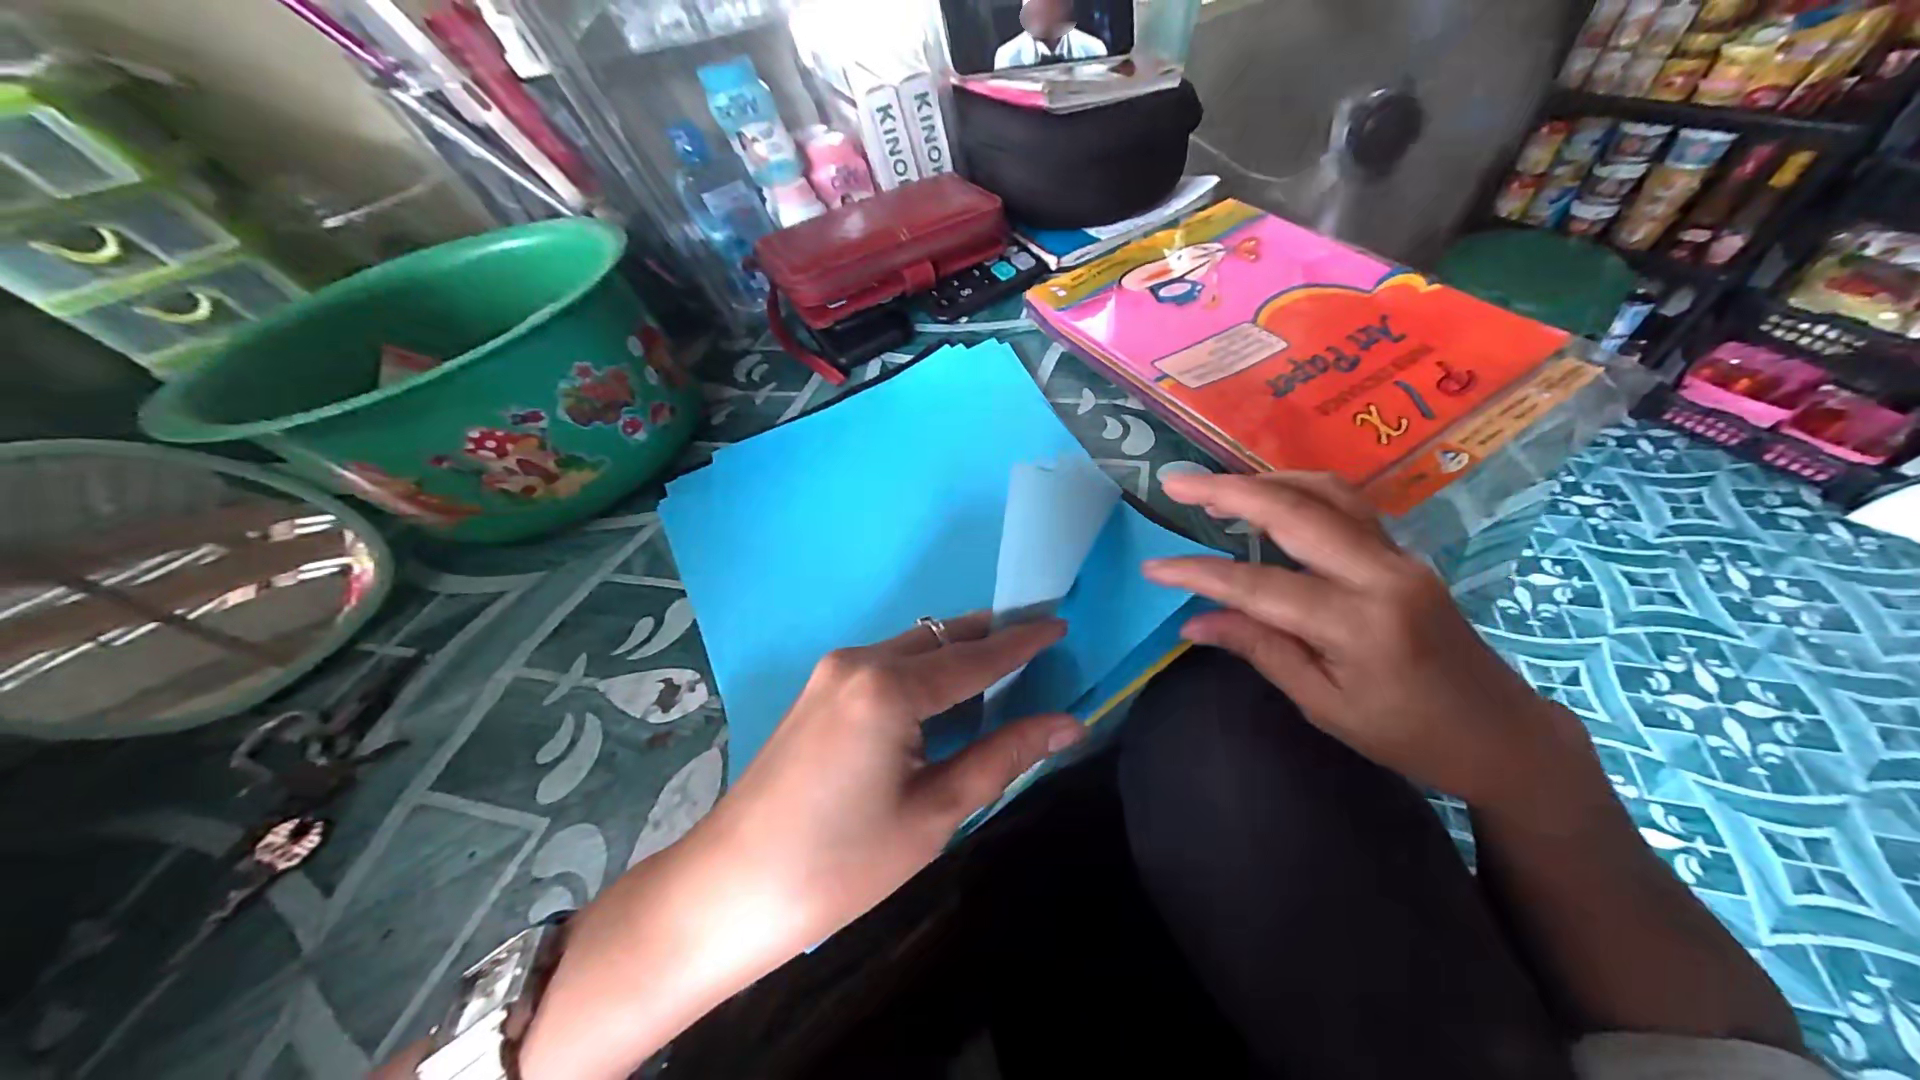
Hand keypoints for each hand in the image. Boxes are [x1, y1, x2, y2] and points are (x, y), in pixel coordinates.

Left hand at [517, 615, 1084, 1079]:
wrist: (729, 890)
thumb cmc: (841, 863)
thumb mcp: (934, 812)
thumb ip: (1003, 756)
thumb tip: (1068, 723)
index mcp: (889, 686)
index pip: (975, 656)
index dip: (1022, 642)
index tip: (1060, 624)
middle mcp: (858, 661)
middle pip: (940, 638)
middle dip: (988, 638)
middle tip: (1035, 645)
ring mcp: (830, 673)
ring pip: (910, 647)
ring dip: (954, 654)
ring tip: (998, 672)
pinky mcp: (816, 692)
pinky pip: (884, 665)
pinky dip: (922, 671)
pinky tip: (942, 698)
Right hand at [1142, 472, 1596, 814]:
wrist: (1503, 734)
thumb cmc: (1409, 736)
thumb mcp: (1324, 704)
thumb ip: (1260, 650)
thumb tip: (1193, 622)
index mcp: (1360, 624)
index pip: (1259, 586)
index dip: (1199, 574)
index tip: (1152, 567)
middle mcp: (1382, 574)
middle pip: (1294, 512)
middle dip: (1227, 491)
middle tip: (1174, 481)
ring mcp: (1399, 556)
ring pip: (1326, 492)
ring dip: (1264, 481)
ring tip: (1215, 486)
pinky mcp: (1403, 553)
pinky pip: (1346, 504)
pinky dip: (1298, 490)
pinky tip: (1269, 496)